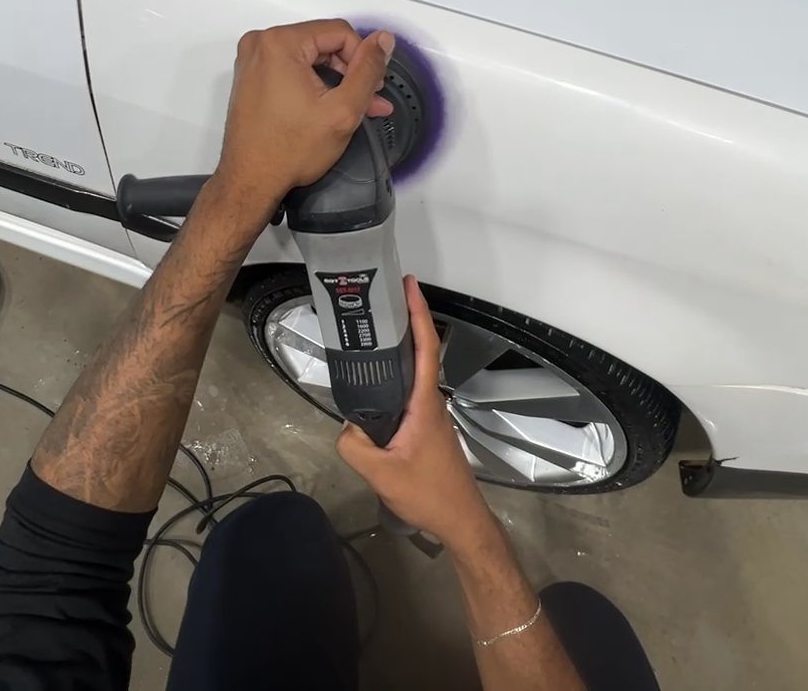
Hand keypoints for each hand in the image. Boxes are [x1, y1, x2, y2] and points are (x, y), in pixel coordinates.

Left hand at [213, 20, 393, 210]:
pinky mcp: (251, 77)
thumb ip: (368, 70)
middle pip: (323, 43)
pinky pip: (291, 69)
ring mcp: (252, 61)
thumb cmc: (288, 151)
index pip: (339, 32)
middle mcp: (260, 44)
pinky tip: (331, 106)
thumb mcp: (343, 109)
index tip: (372, 87)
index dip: (363, 59)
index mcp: (280, 43)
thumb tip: (384, 41)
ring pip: (309, 58)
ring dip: (335, 80)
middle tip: (368, 99)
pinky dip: (313, 84)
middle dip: (350, 71)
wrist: (251, 180)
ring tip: (356, 107)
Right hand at [337, 276, 496, 545]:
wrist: (461, 521)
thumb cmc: (428, 493)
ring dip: (399, 350)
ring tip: (373, 333)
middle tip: (381, 298)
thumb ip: (354, 445)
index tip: (409, 285)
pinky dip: (395, 377)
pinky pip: (408, 392)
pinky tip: (376, 385)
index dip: (418, 313)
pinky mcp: (427, 427)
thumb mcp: (380, 473)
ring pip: (412, 374)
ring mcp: (431, 414)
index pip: (424, 348)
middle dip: (405, 320)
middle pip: (419, 351)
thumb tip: (346, 427)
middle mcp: (431, 401)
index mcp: (424, 403)